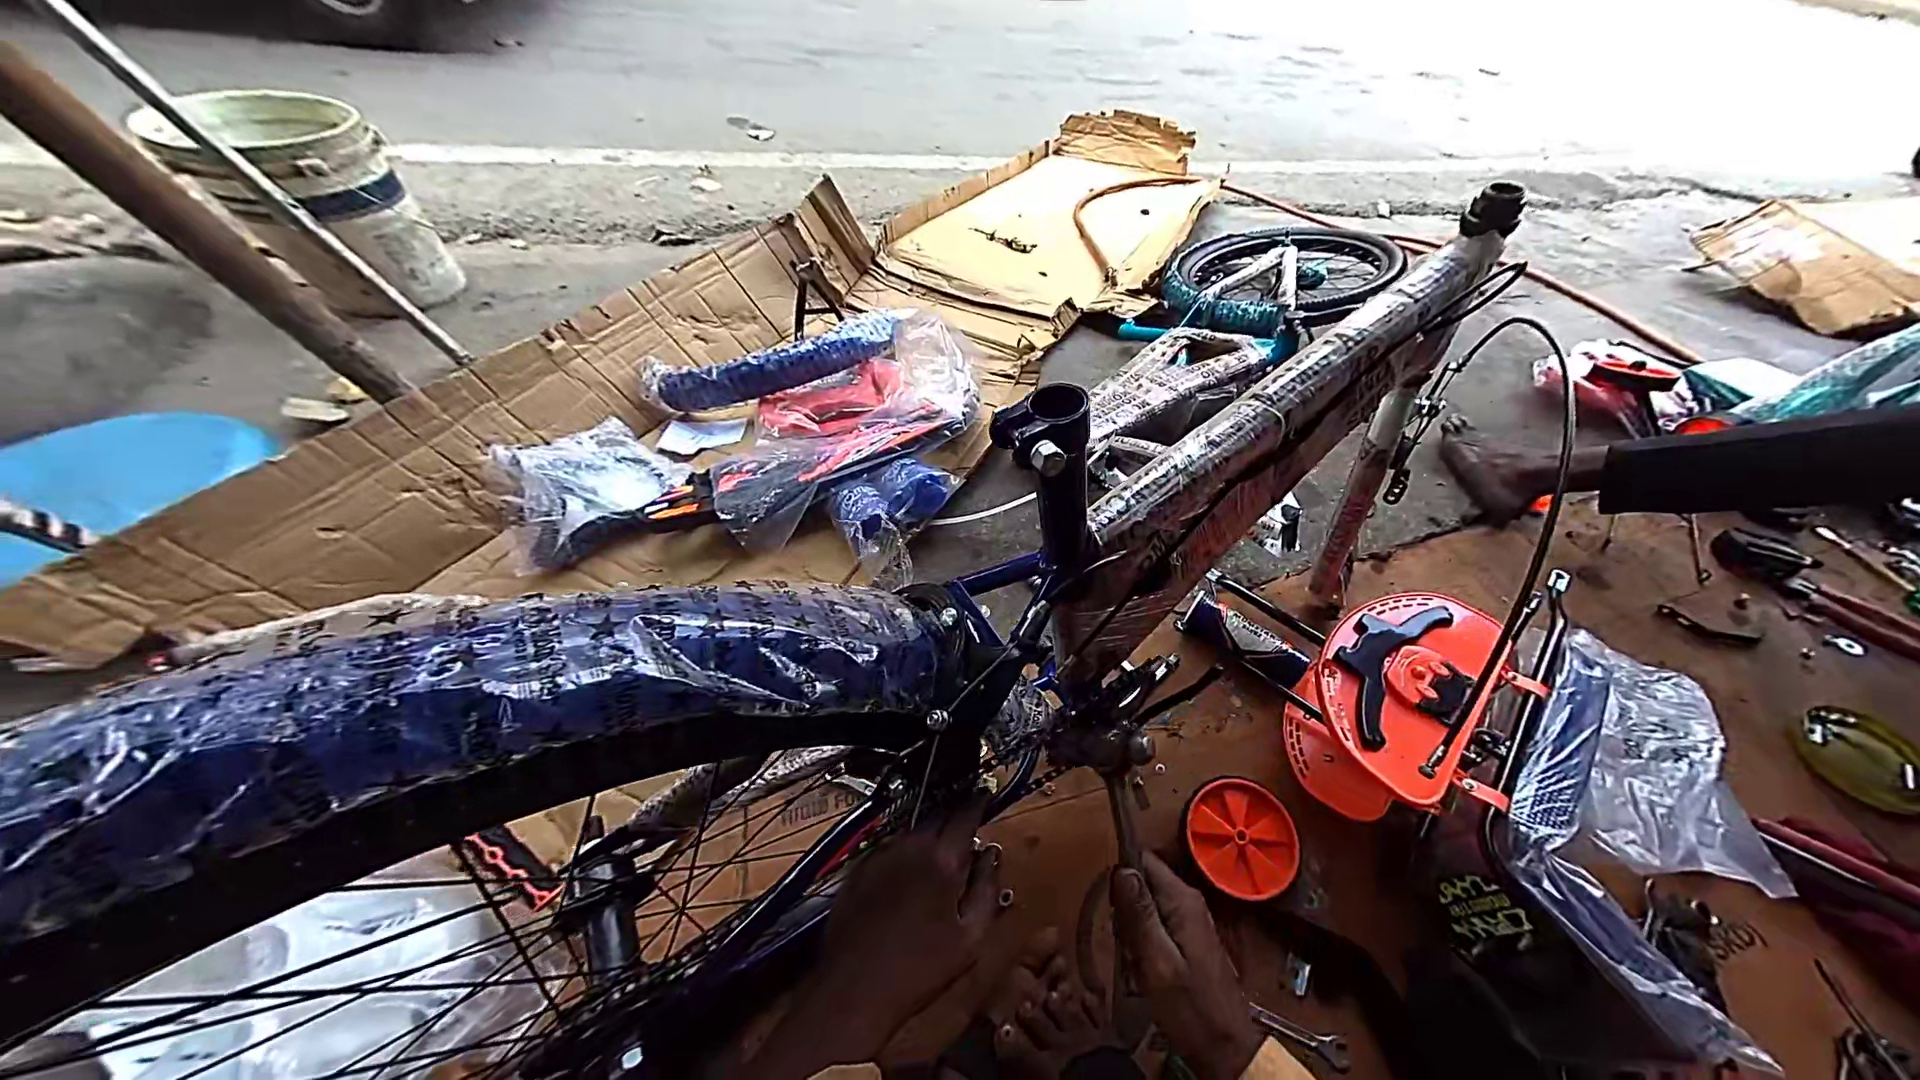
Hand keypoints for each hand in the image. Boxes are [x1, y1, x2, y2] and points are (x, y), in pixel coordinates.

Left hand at [741, 794, 1005, 1076]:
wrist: (855, 989)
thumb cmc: (920, 969)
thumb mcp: (970, 938)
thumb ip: (987, 889)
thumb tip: (992, 856)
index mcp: (942, 859)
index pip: (965, 814)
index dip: (978, 802)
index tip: (985, 797)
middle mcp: (910, 846)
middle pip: (938, 817)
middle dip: (954, 821)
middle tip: (964, 840)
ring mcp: (881, 854)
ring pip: (914, 832)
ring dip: (929, 839)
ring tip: (936, 865)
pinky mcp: (860, 867)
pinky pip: (890, 848)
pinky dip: (904, 854)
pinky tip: (905, 881)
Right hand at [1110, 852, 1262, 1079]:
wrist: (1228, 1052)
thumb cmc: (1191, 1010)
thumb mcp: (1158, 963)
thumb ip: (1140, 915)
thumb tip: (1122, 869)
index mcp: (1182, 900)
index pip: (1144, 859)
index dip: (1120, 873)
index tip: (1107, 900)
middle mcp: (1188, 901)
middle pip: (1142, 881)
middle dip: (1123, 905)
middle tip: (1120, 938)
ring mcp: (1189, 919)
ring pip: (1145, 903)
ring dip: (1130, 925)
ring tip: (1131, 956)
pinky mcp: (1187, 938)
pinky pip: (1154, 923)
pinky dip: (1141, 940)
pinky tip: (1140, 965)